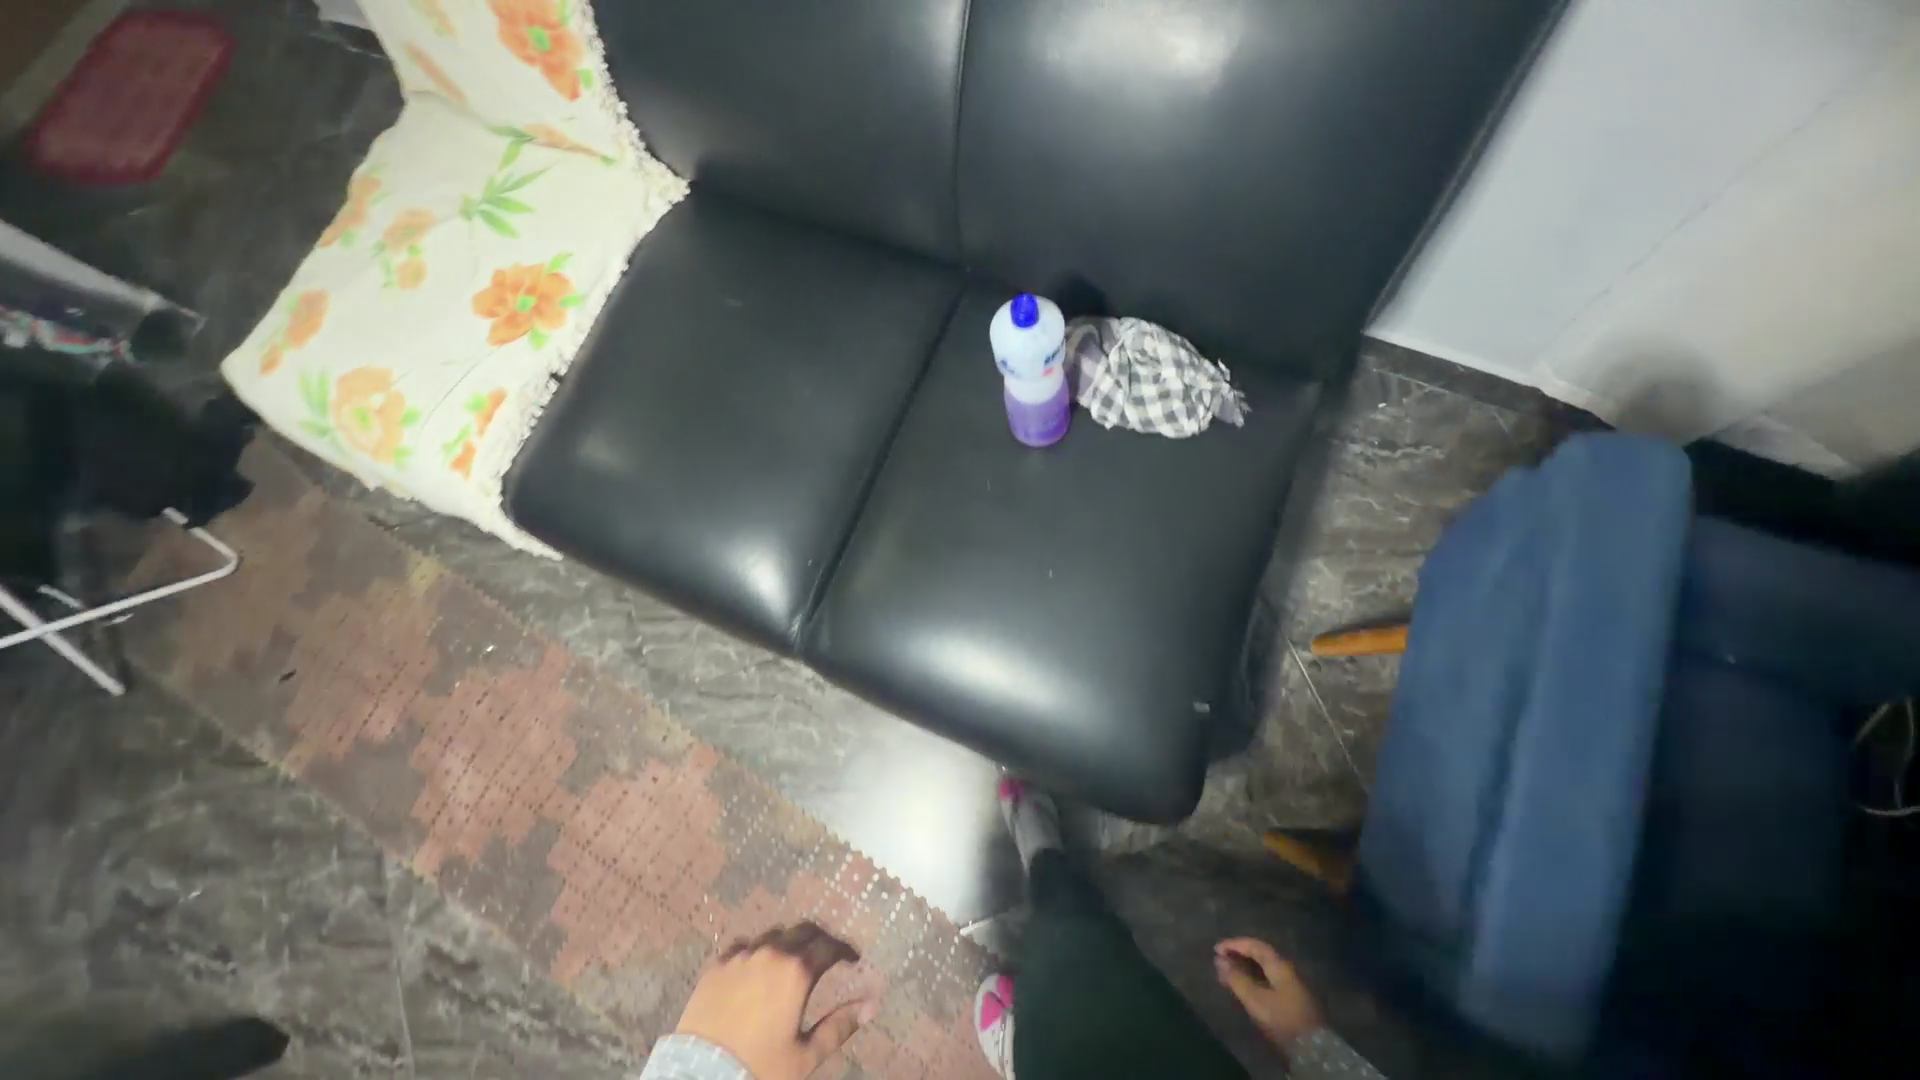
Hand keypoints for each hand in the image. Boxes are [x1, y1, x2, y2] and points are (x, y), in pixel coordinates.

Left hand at [674, 922, 876, 1078]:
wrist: (701, 1074)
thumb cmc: (760, 1066)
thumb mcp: (806, 1054)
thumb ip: (840, 1026)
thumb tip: (872, 1004)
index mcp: (797, 971)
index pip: (830, 946)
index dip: (845, 950)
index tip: (852, 959)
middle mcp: (771, 953)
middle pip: (803, 931)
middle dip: (820, 940)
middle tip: (826, 955)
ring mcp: (741, 956)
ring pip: (773, 935)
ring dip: (788, 944)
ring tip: (791, 962)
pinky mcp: (716, 965)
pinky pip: (742, 947)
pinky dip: (756, 952)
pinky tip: (755, 968)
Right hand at [1214, 938, 1324, 1047]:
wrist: (1312, 1049)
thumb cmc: (1282, 1019)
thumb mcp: (1255, 999)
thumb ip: (1237, 978)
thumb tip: (1220, 960)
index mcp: (1280, 966)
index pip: (1255, 946)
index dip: (1235, 944)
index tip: (1216, 949)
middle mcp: (1288, 971)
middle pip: (1260, 956)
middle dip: (1239, 956)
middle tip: (1220, 962)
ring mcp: (1292, 987)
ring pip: (1264, 970)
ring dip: (1244, 969)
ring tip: (1227, 976)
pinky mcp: (1292, 1001)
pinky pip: (1268, 982)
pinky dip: (1253, 980)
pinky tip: (1244, 989)